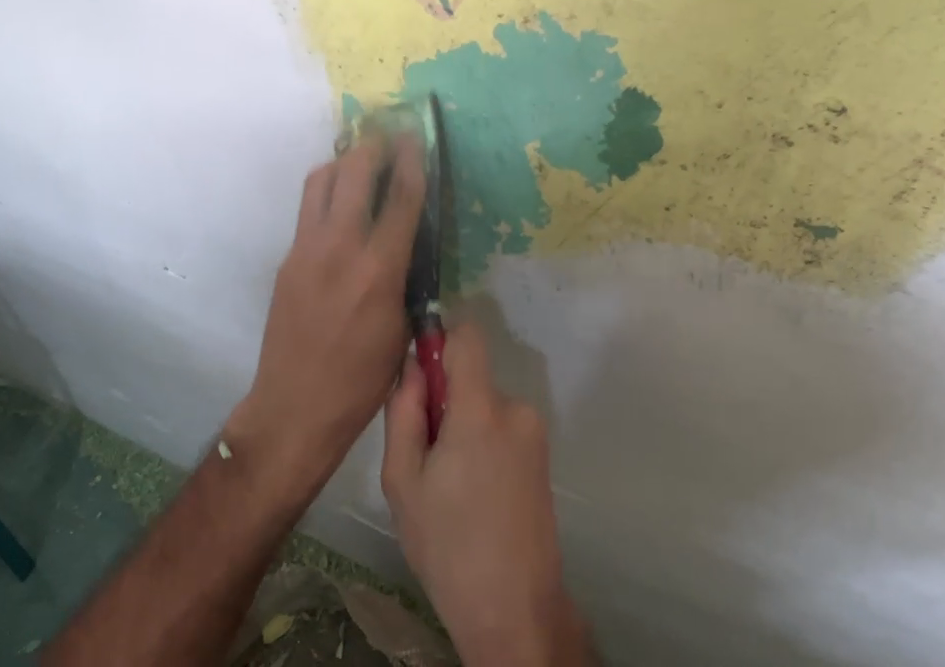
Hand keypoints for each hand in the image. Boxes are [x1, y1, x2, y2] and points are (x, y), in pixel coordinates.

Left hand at [228, 135, 425, 491]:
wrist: (295, 406)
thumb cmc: (362, 380)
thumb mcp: (399, 329)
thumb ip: (404, 279)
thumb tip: (407, 244)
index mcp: (379, 270)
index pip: (400, 199)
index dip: (412, 161)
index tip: (415, 137)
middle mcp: (340, 248)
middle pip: (354, 173)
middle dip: (372, 146)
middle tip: (385, 135)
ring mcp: (306, 250)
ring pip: (320, 183)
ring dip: (342, 163)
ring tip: (358, 160)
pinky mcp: (287, 260)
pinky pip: (307, 211)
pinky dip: (325, 194)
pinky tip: (338, 204)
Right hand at [383, 325, 591, 665]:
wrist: (513, 606)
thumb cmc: (446, 543)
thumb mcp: (402, 479)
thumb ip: (403, 412)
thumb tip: (412, 366)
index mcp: (481, 410)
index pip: (467, 337)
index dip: (439, 341)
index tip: (417, 375)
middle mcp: (516, 410)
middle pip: (470, 380)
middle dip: (443, 403)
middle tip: (424, 459)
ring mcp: (535, 435)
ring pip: (484, 408)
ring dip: (462, 429)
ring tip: (447, 486)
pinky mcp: (542, 457)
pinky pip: (501, 430)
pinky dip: (481, 446)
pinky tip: (471, 495)